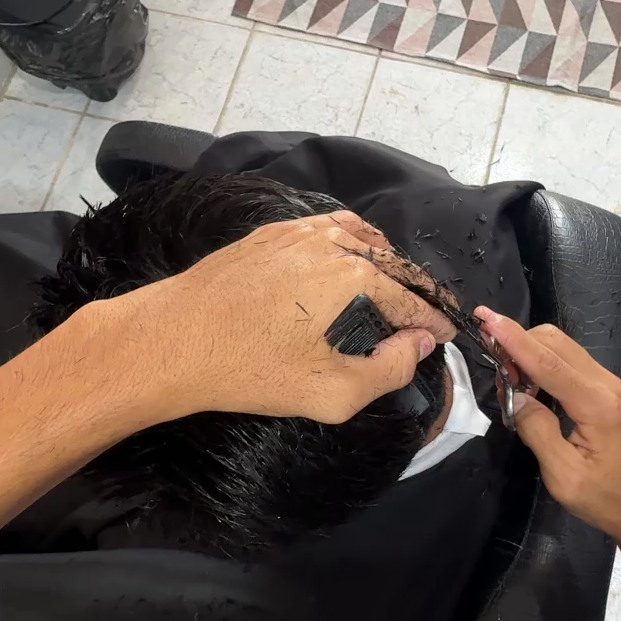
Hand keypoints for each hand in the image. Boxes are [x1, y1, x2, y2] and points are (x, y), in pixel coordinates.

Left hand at [101, 211, 457, 423]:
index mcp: (357, 279)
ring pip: (364, 239)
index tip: (446, 333)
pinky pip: (329, 227)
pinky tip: (348, 259)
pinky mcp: (272, 232)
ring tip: (392, 288)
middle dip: (416, 292)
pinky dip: (352, 242)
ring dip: (387, 263)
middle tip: (423, 316)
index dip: (435, 320)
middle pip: (395, 264)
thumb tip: (419, 343)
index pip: (414, 300)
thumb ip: (389, 369)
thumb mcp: (333, 393)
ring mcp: (301, 232)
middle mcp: (336, 245)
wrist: (174, 339)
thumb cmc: (254, 370)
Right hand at [473, 306, 620, 553]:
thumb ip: (537, 431)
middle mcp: (605, 384)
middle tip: (495, 374)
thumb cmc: (606, 499)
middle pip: (553, 342)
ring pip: (561, 346)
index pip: (547, 361)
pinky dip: (543, 362)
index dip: (513, 338)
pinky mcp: (606, 390)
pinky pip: (569, 361)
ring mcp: (609, 384)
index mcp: (596, 403)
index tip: (486, 317)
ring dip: (529, 352)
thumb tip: (516, 396)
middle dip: (517, 344)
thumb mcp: (563, 476)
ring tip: (510, 382)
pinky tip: (531, 387)